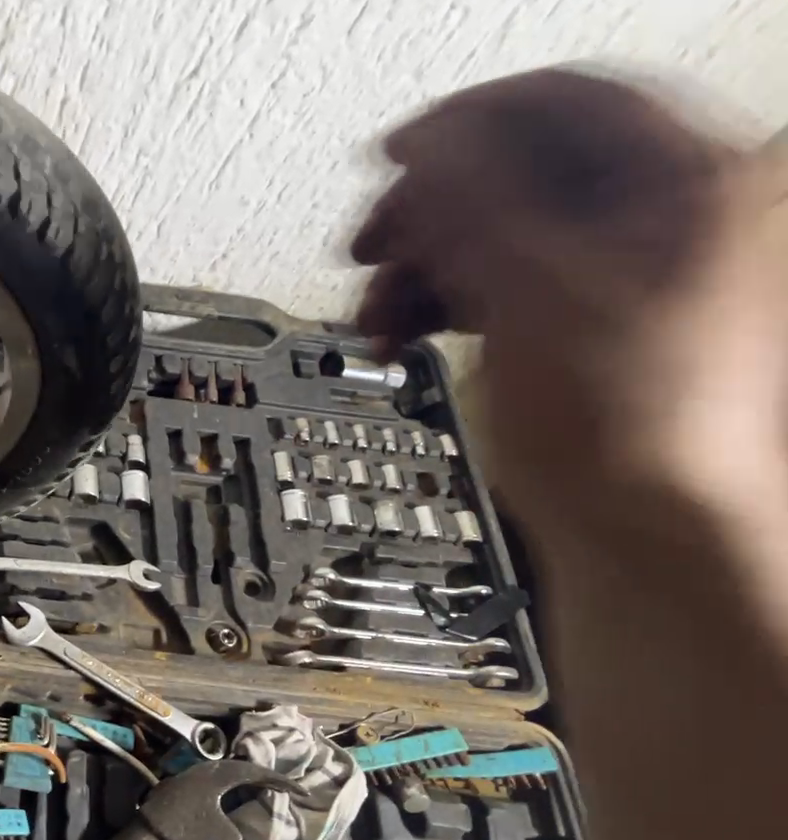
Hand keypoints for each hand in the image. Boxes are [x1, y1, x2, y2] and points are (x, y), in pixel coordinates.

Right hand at [348, 68, 787, 523]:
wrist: (640, 524)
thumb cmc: (623, 424)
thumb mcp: (534, 292)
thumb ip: (477, 204)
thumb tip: (422, 145)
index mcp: (682, 184)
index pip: (561, 104)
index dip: (463, 124)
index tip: (388, 158)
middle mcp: (656, 214)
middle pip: (515, 171)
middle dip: (426, 210)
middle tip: (368, 246)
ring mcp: (615, 267)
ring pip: (492, 230)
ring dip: (417, 264)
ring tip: (376, 311)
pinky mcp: (575, 315)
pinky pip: (490, 280)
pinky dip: (436, 300)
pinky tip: (402, 331)